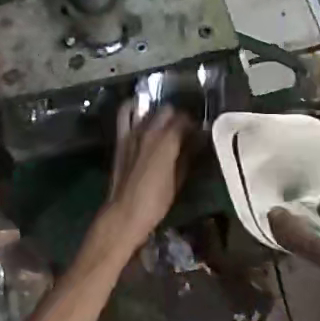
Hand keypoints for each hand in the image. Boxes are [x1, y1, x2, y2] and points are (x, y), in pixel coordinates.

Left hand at [102, 104, 192, 246]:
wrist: (125, 212)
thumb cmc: (156, 201)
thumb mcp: (179, 179)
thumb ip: (188, 155)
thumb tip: (198, 141)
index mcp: (167, 140)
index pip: (185, 120)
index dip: (194, 125)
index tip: (199, 134)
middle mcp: (150, 130)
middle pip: (169, 111)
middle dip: (179, 117)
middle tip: (184, 131)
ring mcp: (133, 132)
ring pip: (150, 111)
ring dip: (160, 115)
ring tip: (166, 126)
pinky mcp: (121, 137)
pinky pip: (125, 113)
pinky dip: (134, 108)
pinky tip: (141, 113)